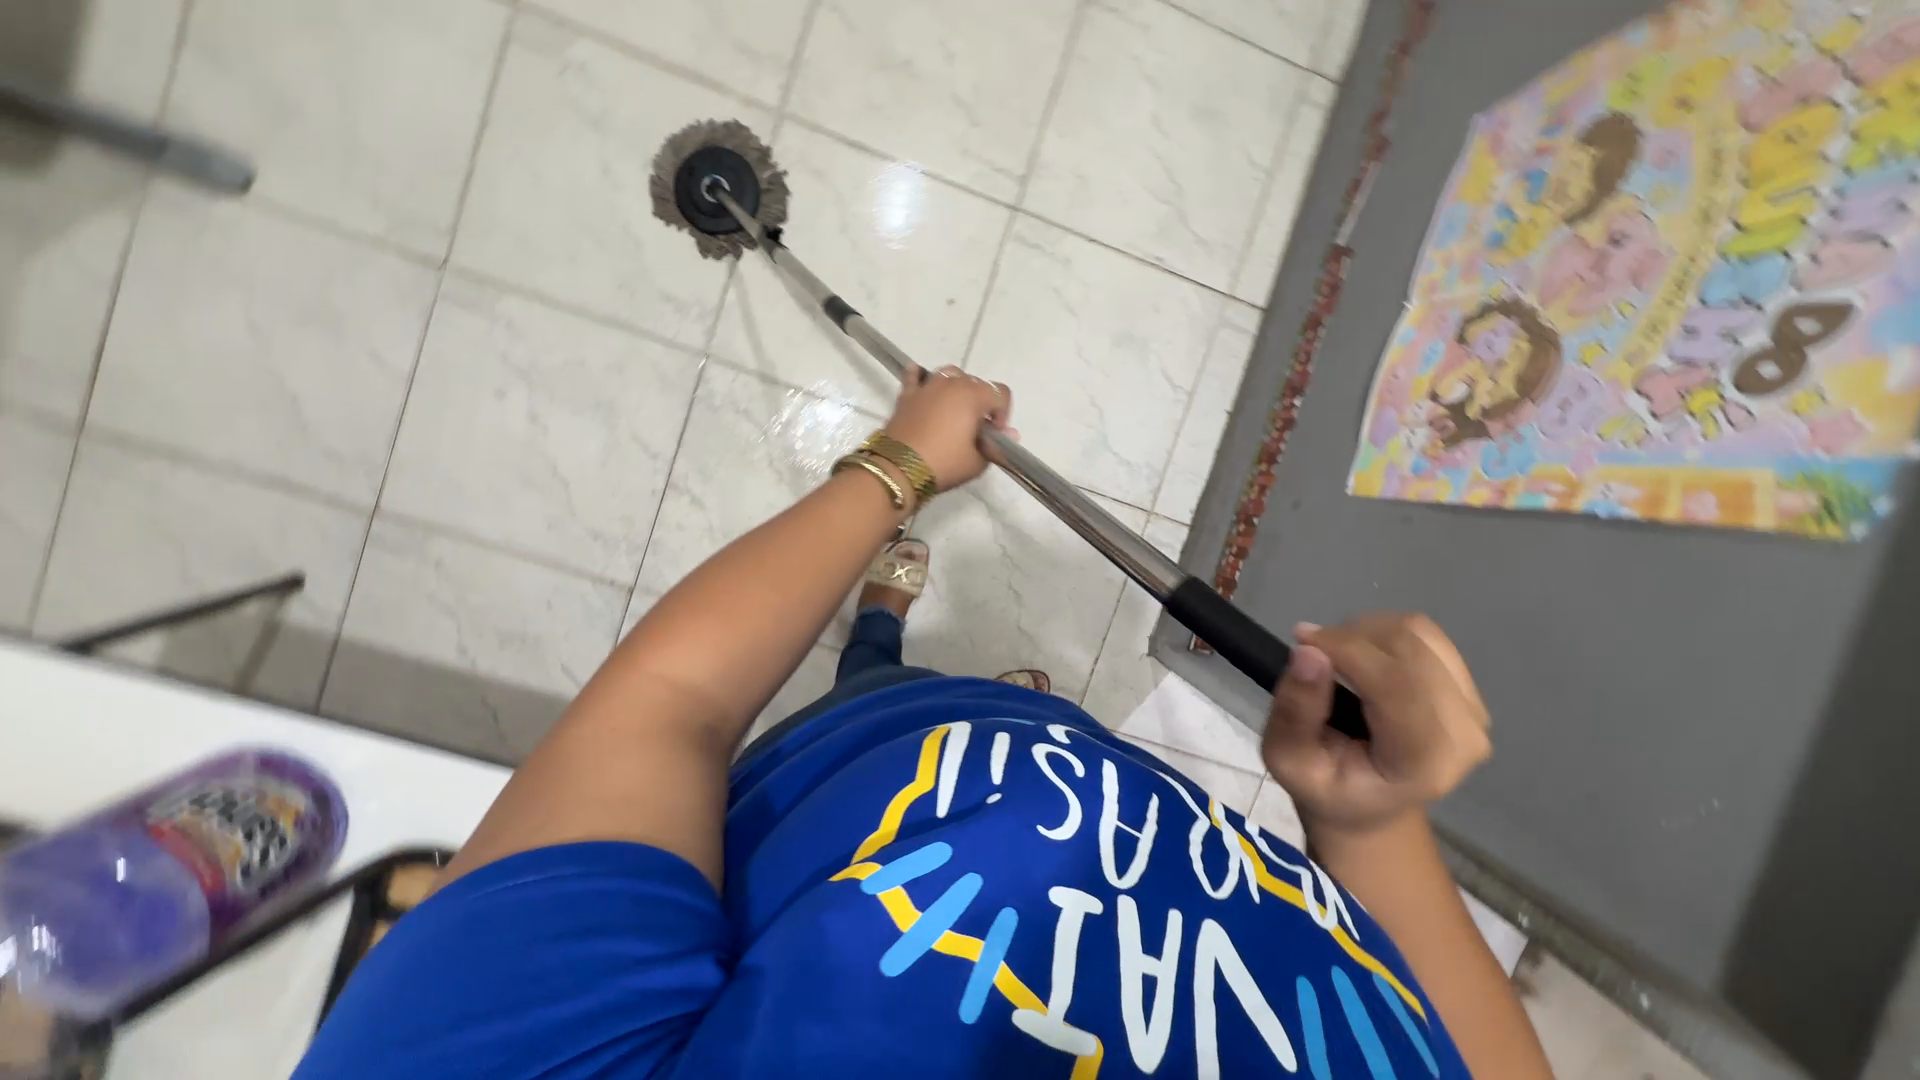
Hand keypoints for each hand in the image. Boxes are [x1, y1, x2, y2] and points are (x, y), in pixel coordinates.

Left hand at [882, 365, 1012, 491]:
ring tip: (954, 411)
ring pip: (949, 375)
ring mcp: (927, 386)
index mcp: (973, 395)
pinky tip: (924, 387)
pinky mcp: (907, 394)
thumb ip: (996, 446)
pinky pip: (915, 376)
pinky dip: (922, 378)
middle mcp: (952, 383)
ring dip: (957, 388)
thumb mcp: (977, 462)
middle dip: (981, 403)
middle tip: (975, 430)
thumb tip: (1008, 435)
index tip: (994, 435)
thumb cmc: (944, 464)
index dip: (1003, 414)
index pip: (1001, 393)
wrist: (898, 469)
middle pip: (976, 383)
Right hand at [1262, 614, 1490, 841]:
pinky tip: (1363, 657)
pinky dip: (1383, 633)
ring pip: (1417, 633)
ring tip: (1335, 658)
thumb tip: (1307, 651)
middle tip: (1311, 652)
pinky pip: (1426, 634)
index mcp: (1423, 763)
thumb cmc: (1327, 788)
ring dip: (1365, 632)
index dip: (1346, 649)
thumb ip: (1295, 711)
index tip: (1300, 641)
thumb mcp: (1288, 762)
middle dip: (1350, 637)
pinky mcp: (1468, 688)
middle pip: (1408, 649)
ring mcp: (1472, 708)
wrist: (1371, 806)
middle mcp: (1463, 733)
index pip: (1395, 684)